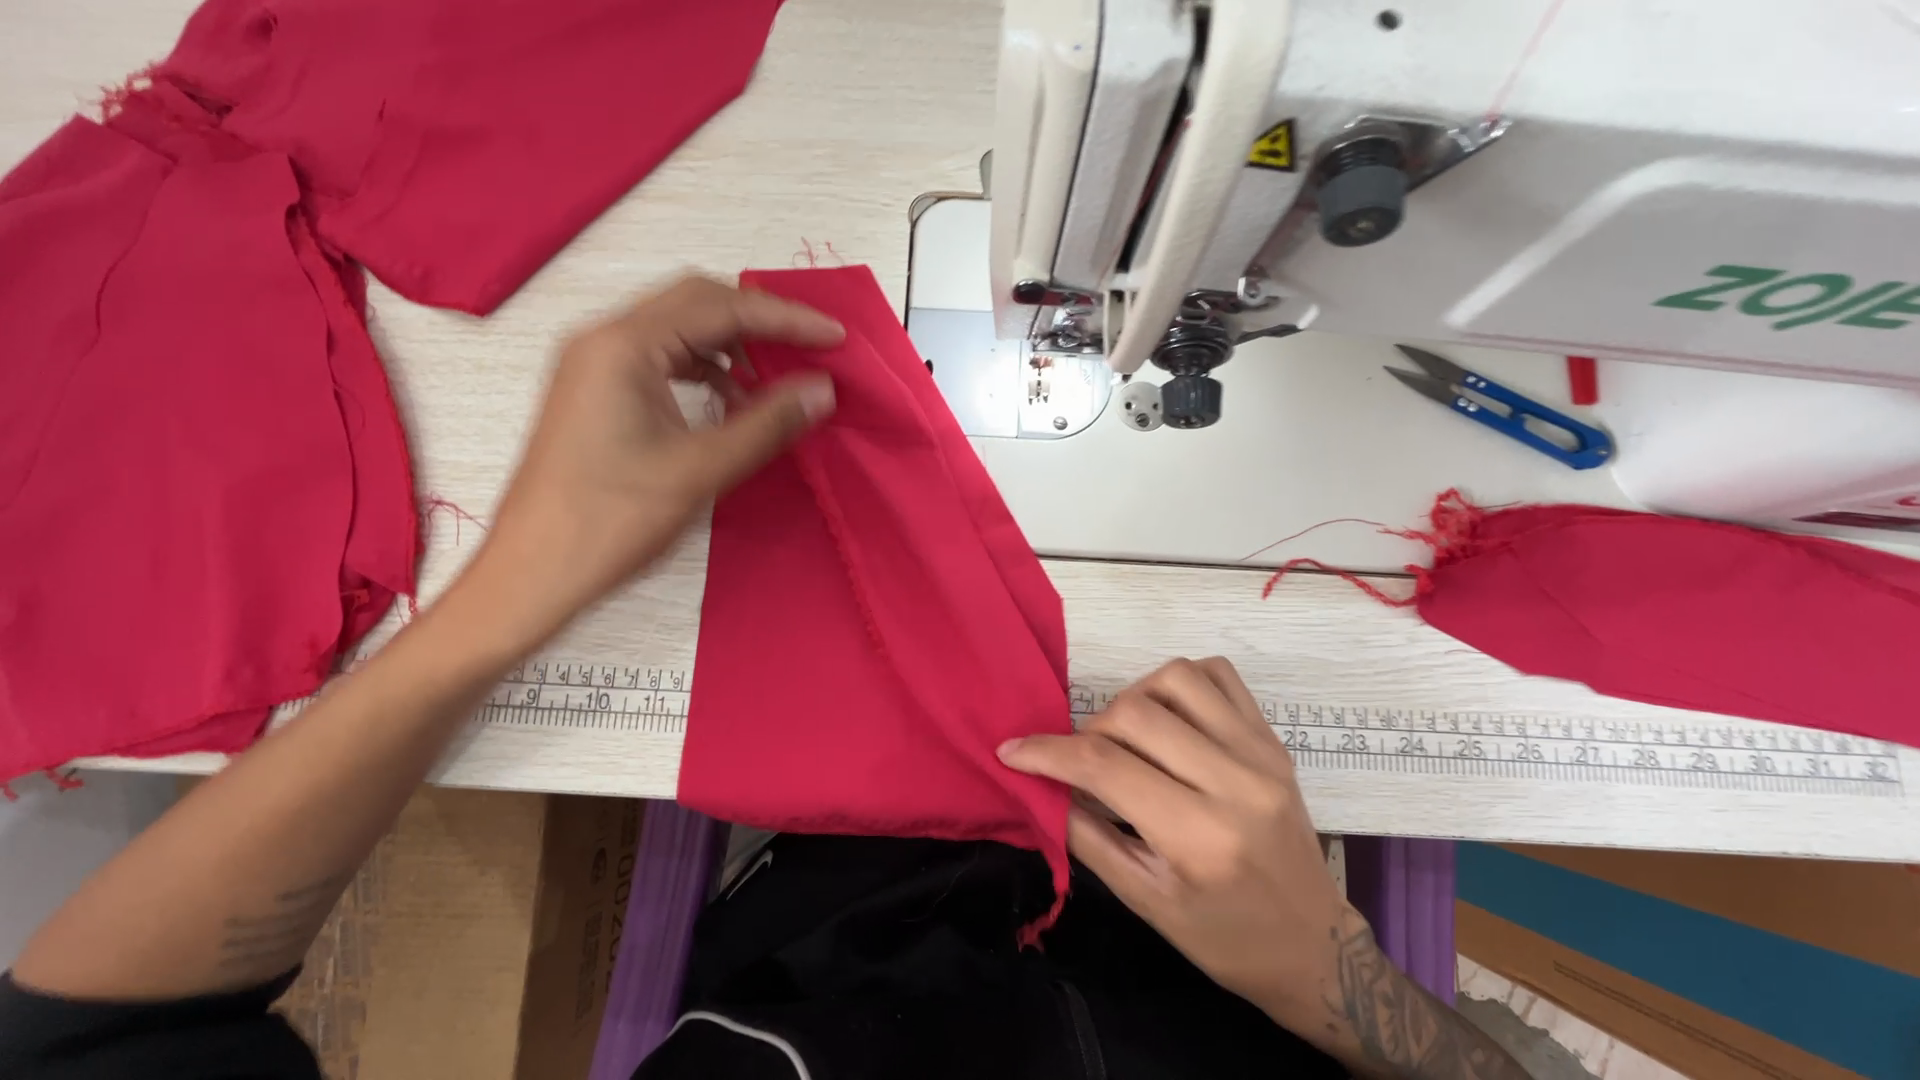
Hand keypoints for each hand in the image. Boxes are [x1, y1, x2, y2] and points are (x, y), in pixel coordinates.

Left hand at [468, 275, 841, 645]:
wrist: (532, 573)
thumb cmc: (612, 522)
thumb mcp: (701, 470)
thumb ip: (767, 423)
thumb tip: (823, 388)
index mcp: (623, 345)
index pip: (719, 307)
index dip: (785, 318)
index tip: (835, 336)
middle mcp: (603, 339)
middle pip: (695, 302)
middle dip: (759, 320)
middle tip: (811, 345)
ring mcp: (593, 364)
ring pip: (678, 329)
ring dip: (732, 345)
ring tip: (778, 377)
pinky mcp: (595, 392)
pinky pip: (661, 359)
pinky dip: (705, 370)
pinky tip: (732, 402)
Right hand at [997, 658, 1351, 1030]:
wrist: (1313, 945)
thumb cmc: (1224, 938)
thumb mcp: (1145, 901)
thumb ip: (1087, 837)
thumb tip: (1042, 786)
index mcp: (1198, 836)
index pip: (1104, 766)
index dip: (1047, 752)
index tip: (1012, 751)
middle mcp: (1234, 782)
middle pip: (1134, 713)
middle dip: (1088, 730)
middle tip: (1080, 761)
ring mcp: (1260, 753)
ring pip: (1176, 678)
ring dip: (1132, 698)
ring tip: (1126, 737)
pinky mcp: (1273, 740)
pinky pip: (1218, 675)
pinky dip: (1179, 683)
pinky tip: (1166, 717)